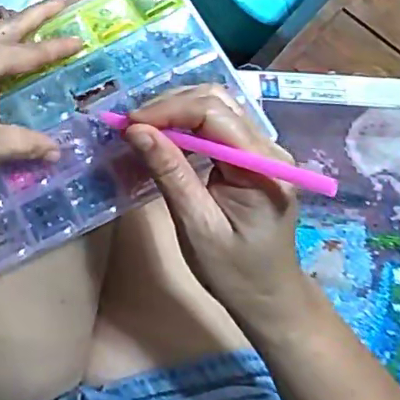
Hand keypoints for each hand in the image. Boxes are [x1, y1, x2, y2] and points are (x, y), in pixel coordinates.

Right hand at [122, 86, 314, 319]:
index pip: (212, 113)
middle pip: (214, 100)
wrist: (269, 299)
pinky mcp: (248, 153)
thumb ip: (169, 172)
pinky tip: (162, 135)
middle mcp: (268, 149)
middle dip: (168, 106)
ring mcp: (261, 149)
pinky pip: (213, 121)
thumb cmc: (235, 271)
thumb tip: (135, 129)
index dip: (167, 110)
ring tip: (142, 128)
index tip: (129, 125)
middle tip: (132, 126)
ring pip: (213, 104)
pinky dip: (182, 120)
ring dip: (173, 109)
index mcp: (263, 167)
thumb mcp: (196, 225)